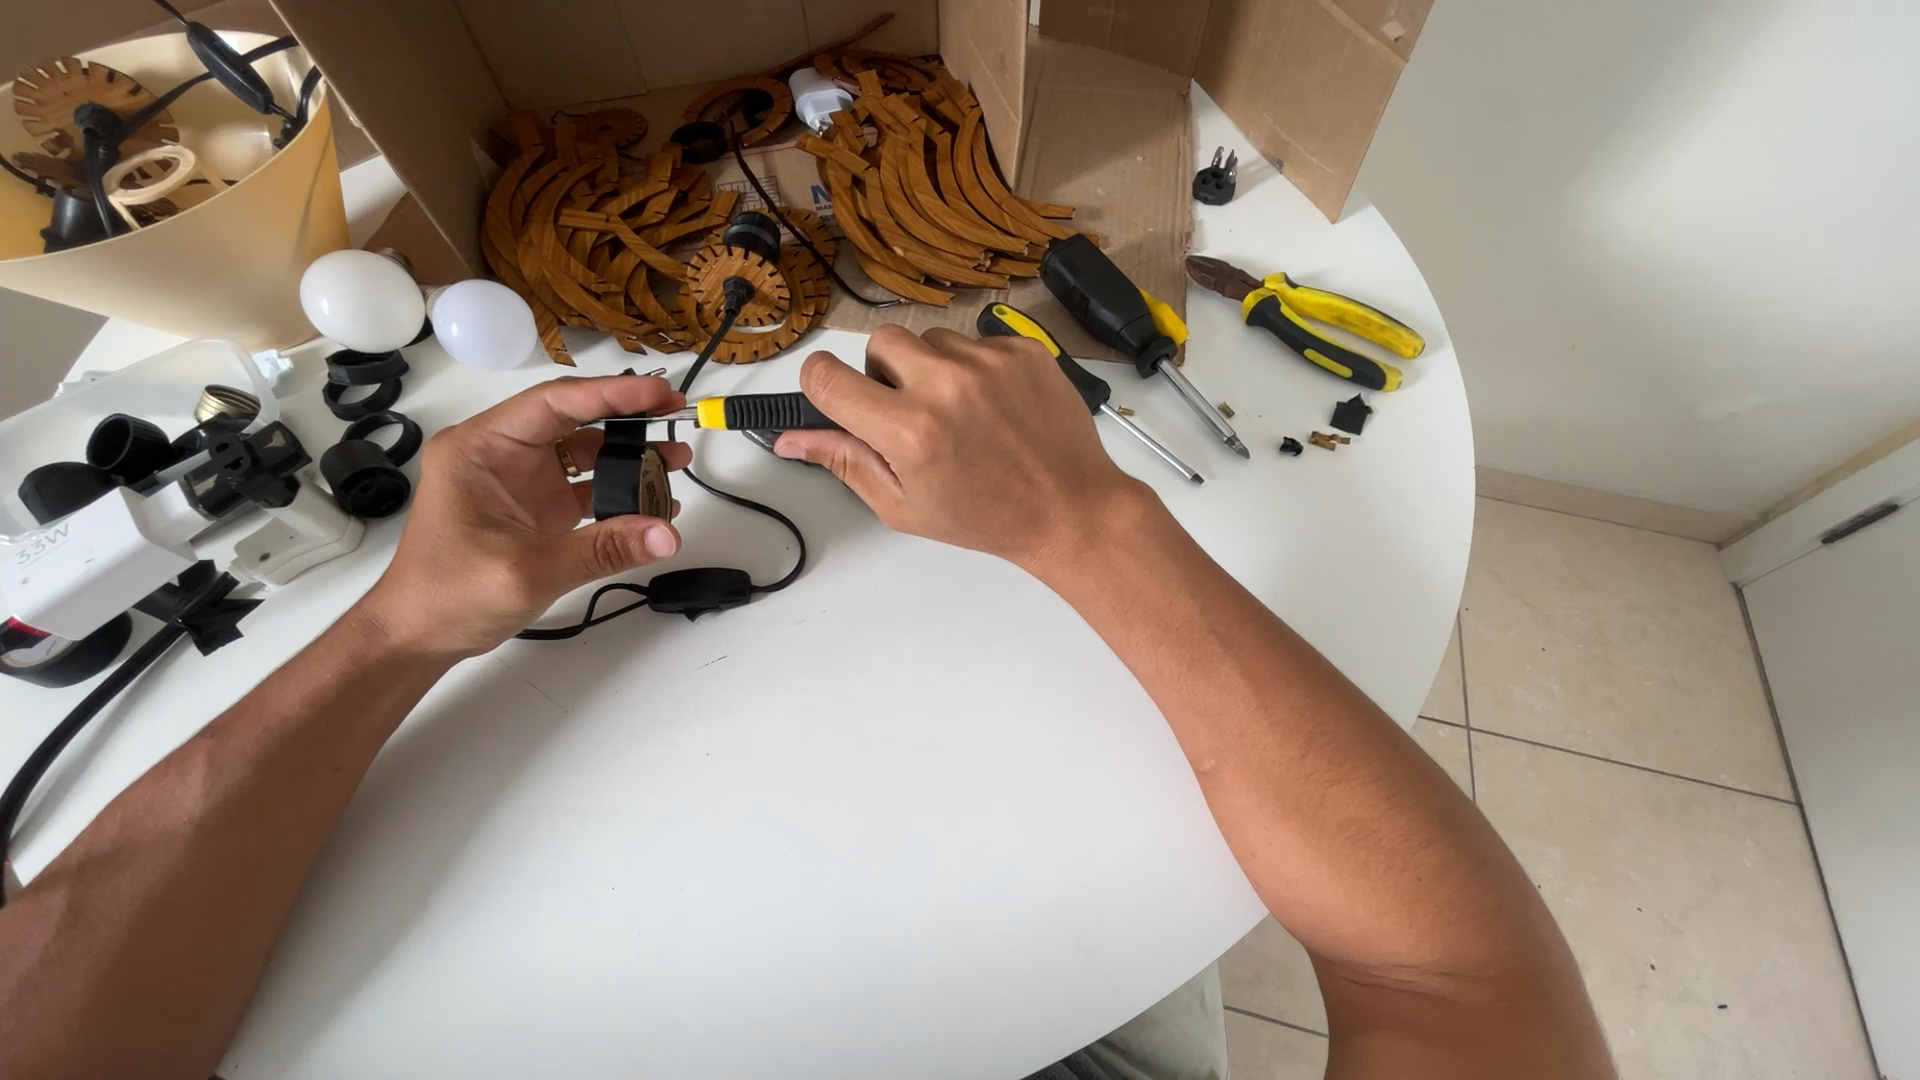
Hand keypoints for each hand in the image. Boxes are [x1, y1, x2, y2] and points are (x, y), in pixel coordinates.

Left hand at [358, 376, 690, 657]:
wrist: (420, 635)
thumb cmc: (448, 596)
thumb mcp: (531, 571)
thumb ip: (603, 549)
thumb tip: (667, 534)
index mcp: (481, 449)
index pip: (554, 403)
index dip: (611, 394)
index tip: (660, 393)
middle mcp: (502, 455)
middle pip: (575, 419)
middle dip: (628, 416)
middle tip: (675, 414)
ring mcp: (523, 481)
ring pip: (587, 453)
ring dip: (631, 456)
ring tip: (675, 461)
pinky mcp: (540, 508)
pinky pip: (590, 488)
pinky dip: (623, 493)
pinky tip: (655, 504)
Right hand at [773, 325, 1148, 571]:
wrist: (1067, 507)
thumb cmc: (987, 517)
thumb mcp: (903, 505)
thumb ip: (844, 462)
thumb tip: (793, 437)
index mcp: (909, 431)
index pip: (826, 375)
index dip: (821, 385)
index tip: (836, 396)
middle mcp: (946, 386)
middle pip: (878, 343)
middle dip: (882, 375)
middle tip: (908, 414)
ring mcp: (989, 362)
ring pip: (928, 339)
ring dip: (928, 368)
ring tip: (956, 412)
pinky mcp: (1021, 350)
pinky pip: (973, 341)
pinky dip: (971, 367)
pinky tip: (989, 405)